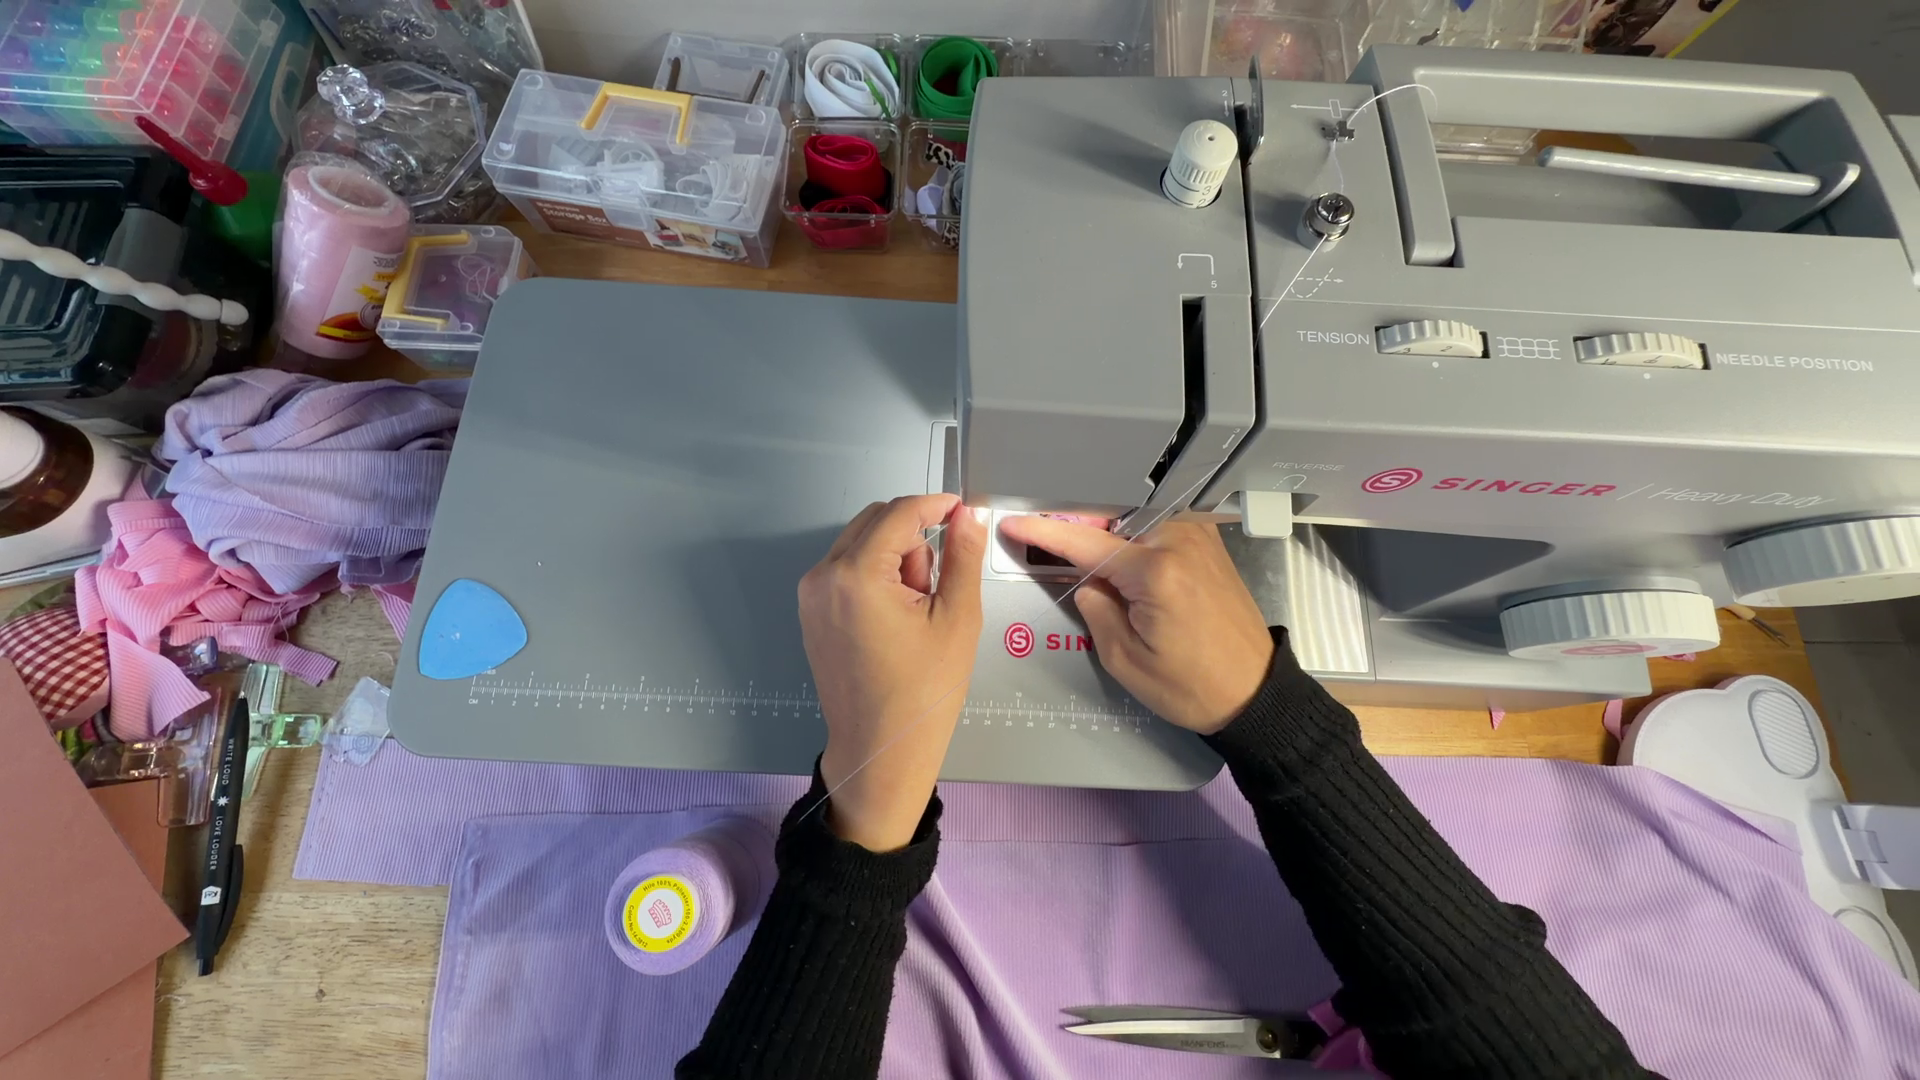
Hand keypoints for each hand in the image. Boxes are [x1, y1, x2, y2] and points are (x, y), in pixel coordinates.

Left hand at [799, 495, 986, 850]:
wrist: (881, 749)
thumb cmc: (924, 690)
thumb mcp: (957, 618)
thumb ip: (963, 556)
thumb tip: (968, 515)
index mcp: (857, 574)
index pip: (900, 512)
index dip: (936, 505)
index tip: (963, 511)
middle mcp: (823, 575)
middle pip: (876, 521)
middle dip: (913, 538)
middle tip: (935, 587)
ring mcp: (811, 594)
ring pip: (861, 542)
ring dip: (894, 557)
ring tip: (915, 610)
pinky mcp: (810, 611)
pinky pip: (846, 568)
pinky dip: (874, 575)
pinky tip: (893, 617)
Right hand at [996, 517, 1271, 734]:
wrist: (1255, 692)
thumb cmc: (1191, 686)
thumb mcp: (1125, 660)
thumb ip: (1095, 610)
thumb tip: (1086, 581)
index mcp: (1155, 572)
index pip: (1083, 543)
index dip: (1043, 532)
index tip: (1013, 524)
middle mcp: (1179, 541)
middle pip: (1108, 519)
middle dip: (1075, 526)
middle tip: (1046, 541)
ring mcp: (1197, 538)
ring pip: (1132, 517)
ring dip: (1104, 530)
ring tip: (1082, 551)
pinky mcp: (1208, 544)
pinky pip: (1157, 525)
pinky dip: (1131, 534)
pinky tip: (1119, 554)